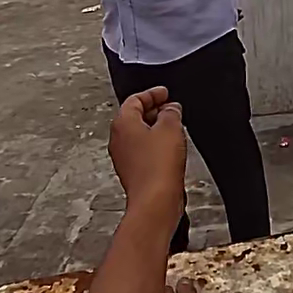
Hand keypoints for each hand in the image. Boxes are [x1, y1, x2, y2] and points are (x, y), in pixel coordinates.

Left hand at [109, 87, 185, 217]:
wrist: (155, 200)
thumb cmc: (158, 167)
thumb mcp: (171, 129)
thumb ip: (171, 112)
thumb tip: (171, 108)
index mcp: (123, 123)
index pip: (135, 99)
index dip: (152, 94)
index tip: (164, 92)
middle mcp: (118, 139)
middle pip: (134, 116)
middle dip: (154, 110)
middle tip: (171, 108)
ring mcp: (124, 157)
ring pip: (139, 134)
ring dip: (155, 128)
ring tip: (174, 127)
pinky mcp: (134, 171)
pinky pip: (143, 151)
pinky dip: (155, 145)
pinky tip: (170, 149)